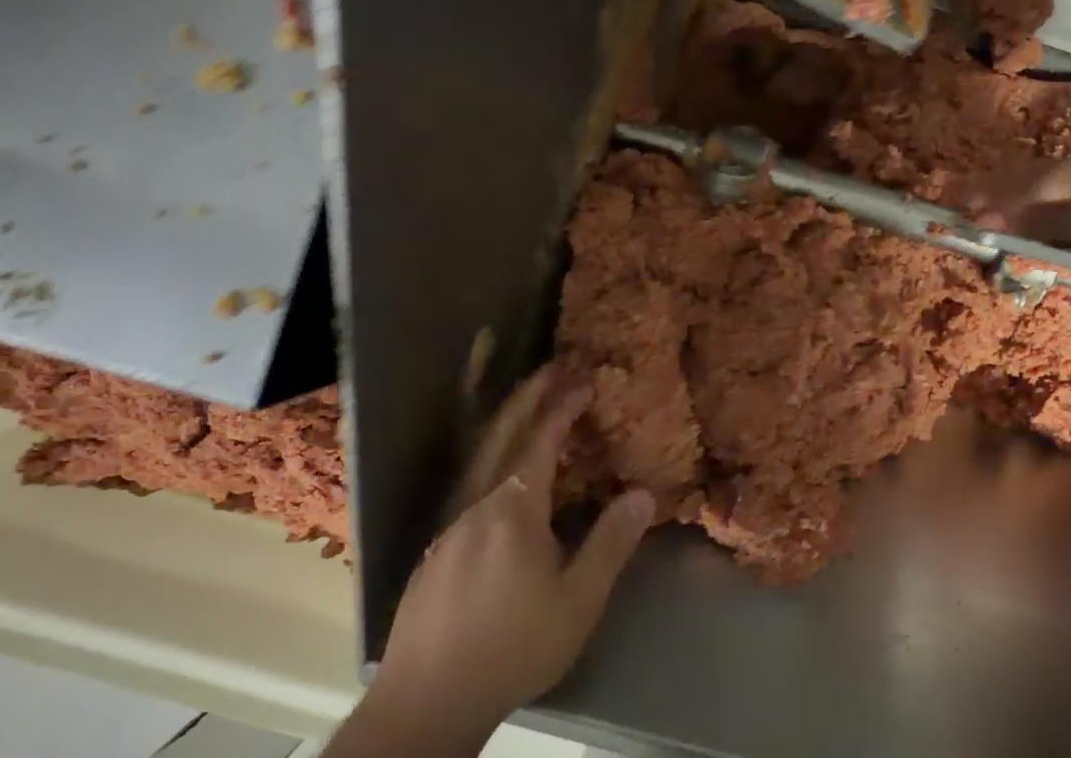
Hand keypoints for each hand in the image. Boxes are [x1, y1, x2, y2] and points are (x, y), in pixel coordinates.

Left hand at [366, 366, 654, 732]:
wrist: (428, 701)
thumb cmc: (514, 646)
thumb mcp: (579, 599)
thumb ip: (611, 542)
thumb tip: (643, 493)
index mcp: (513, 511)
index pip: (540, 443)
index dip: (562, 408)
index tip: (583, 381)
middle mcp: (476, 509)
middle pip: (499, 439)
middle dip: (526, 400)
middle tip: (549, 369)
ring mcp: (448, 533)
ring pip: (479, 468)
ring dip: (507, 434)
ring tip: (529, 421)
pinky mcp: (433, 559)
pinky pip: (467, 496)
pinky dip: (491, 471)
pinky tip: (500, 495)